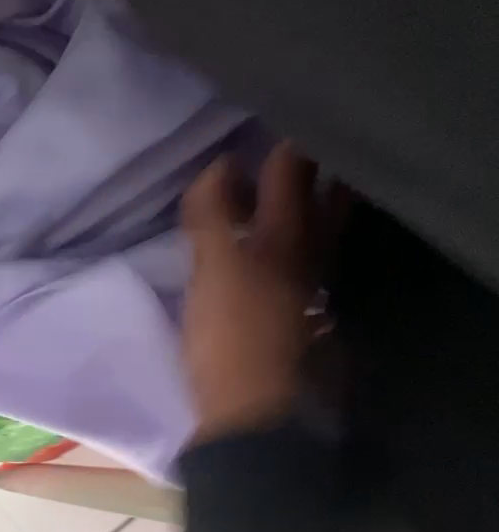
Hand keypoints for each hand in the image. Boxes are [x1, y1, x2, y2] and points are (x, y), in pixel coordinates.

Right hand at [180, 143, 320, 442]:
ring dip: (296, 206)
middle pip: (318, 199)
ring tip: (277, 190)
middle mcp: (309, 254)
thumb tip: (216, 166)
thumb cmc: (231, 339)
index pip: (292, 176)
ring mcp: (303, 286)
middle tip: (285, 144)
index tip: (265, 121)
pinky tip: (265, 246)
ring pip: (311, 230)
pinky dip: (282, 242)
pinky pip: (293, 261)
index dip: (280, 148)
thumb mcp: (214, 274)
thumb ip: (213, 220)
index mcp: (291, 239)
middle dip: (306, 171)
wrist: (252, 411)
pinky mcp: (288, 314)